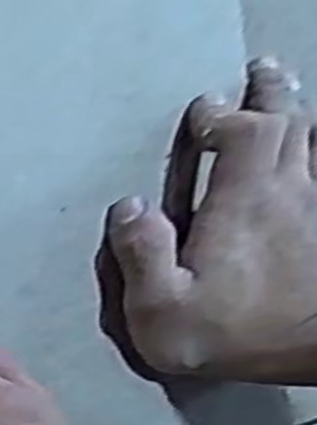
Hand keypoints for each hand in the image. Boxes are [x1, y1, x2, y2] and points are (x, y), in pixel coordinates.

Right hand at [104, 57, 316, 383]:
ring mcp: (316, 207)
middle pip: (291, 128)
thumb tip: (127, 206)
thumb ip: (142, 251)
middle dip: (271, 97)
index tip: (199, 108)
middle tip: (255, 72)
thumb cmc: (221, 333)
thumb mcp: (158, 303)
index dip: (221, 119)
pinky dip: (312, 146)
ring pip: (314, 142)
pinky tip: (304, 146)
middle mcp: (290, 194)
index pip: (242, 140)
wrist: (310, 352)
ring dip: (295, 114)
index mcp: (243, 209)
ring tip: (280, 95)